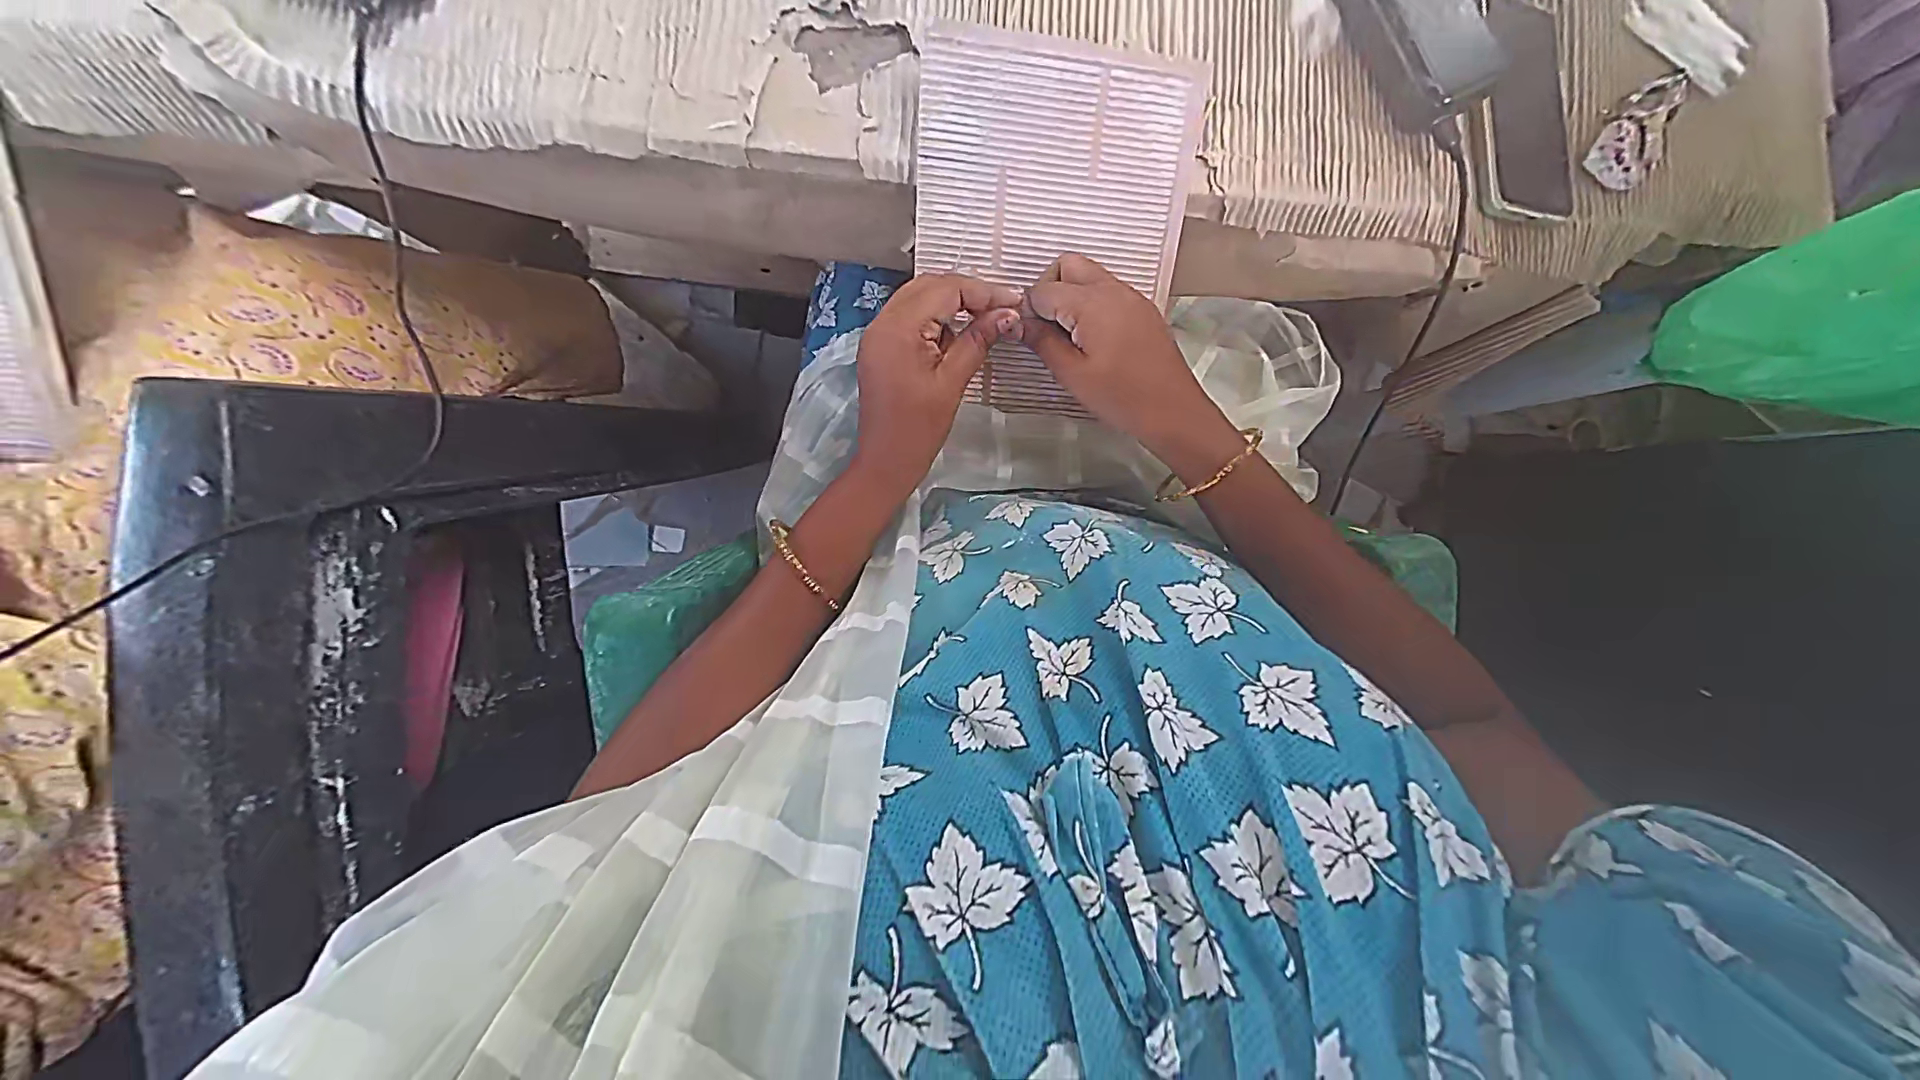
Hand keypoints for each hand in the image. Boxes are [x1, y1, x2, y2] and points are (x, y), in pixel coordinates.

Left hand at [850, 273, 1023, 498]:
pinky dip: (935, 319)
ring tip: (982, 323)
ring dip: (951, 304)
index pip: (945, 290)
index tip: (1011, 302)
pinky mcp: (880, 347)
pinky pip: (909, 317)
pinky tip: (956, 337)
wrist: (887, 460)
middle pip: (930, 286)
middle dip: (967, 292)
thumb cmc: (916, 429)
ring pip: (919, 298)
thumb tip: (1005, 315)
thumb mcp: (953, 381)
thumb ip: (978, 340)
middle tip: (1001, 309)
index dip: (982, 292)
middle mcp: (882, 324)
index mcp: (898, 330)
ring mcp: (877, 335)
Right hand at [1020, 254, 1241, 479]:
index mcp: (1093, 303)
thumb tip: (1020, 324)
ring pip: (1089, 276)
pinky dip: (1090, 305)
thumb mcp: (1073, 374)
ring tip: (1066, 338)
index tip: (1026, 333)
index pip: (1045, 290)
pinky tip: (1088, 340)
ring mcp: (1131, 299)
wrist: (1172, 411)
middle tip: (1043, 327)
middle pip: (1068, 266)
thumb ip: (1042, 343)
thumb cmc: (1128, 398)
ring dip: (1070, 297)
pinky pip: (1108, 292)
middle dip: (1048, 290)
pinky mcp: (1141, 311)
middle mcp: (1115, 291)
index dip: (1029, 311)